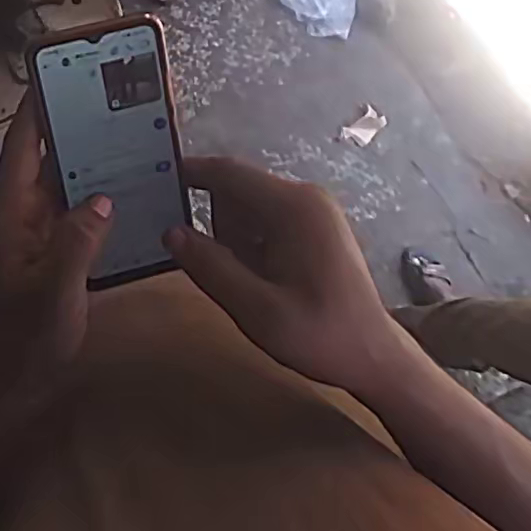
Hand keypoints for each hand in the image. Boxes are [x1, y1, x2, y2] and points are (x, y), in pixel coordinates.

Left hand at [0, 104, 110, 412]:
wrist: (20, 381)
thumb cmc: (28, 341)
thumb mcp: (54, 296)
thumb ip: (75, 248)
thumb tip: (102, 199)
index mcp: (12, 214)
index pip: (20, 150)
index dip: (33, 112)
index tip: (53, 77)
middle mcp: (24, 211)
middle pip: (44, 154)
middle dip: (67, 122)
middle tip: (102, 93)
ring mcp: (42, 226)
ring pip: (64, 176)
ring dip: (86, 151)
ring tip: (121, 122)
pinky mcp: (60, 241)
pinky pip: (79, 200)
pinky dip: (99, 183)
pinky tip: (128, 176)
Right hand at [162, 157, 409, 394]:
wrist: (377, 359)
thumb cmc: (321, 335)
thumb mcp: (257, 310)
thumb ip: (211, 267)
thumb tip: (170, 232)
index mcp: (292, 207)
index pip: (227, 172)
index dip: (188, 172)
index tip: (153, 182)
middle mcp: (303, 196)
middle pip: (234, 189)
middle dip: (215, 223)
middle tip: (218, 269)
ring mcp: (311, 207)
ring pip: (246, 204)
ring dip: (232, 236)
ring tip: (249, 281)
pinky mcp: (312, 222)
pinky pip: (263, 217)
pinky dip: (249, 241)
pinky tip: (261, 277)